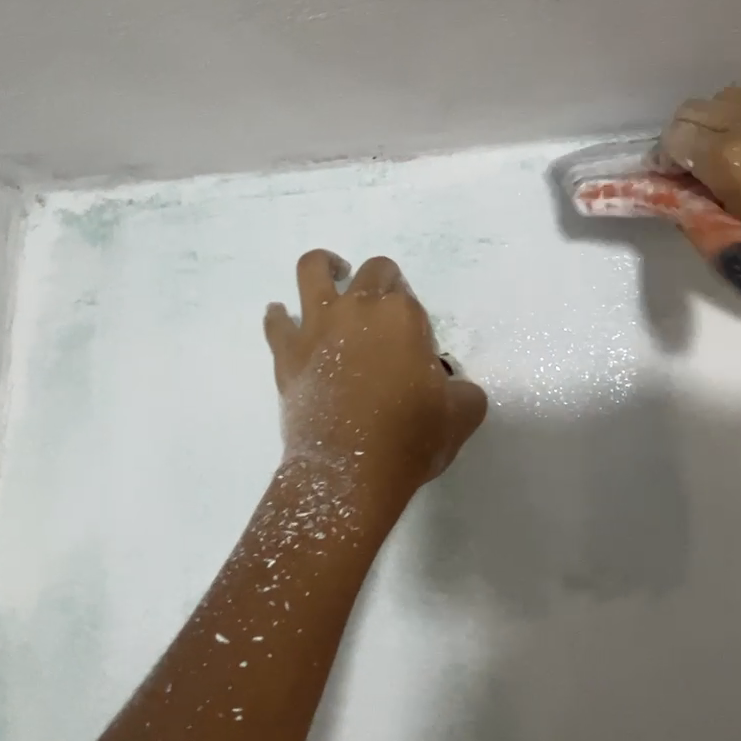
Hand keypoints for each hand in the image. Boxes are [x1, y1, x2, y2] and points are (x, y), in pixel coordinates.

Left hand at [264, 250, 487, 498]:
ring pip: (313, 270)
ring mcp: (317, 327)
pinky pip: (276, 322)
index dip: (416, 322)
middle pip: (372, 272)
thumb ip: (464, 390)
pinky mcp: (288, 353)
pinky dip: (279, 316)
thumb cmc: (409, 439)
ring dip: (325, 266)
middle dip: (383, 283)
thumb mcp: (461, 415)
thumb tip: (455, 388)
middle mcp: (358, 308)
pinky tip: (283, 317)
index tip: (416, 348)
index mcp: (402, 316)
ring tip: (333, 273)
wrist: (349, 474)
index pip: (411, 301)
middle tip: (385, 309)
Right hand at [660, 41, 740, 288]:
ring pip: (728, 91)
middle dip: (689, 138)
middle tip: (702, 162)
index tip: (675, 174)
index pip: (674, 138)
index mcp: (728, 161)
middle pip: (694, 110)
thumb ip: (689, 201)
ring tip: (740, 141)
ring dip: (724, 117)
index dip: (668, 159)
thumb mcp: (725, 233)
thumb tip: (665, 180)